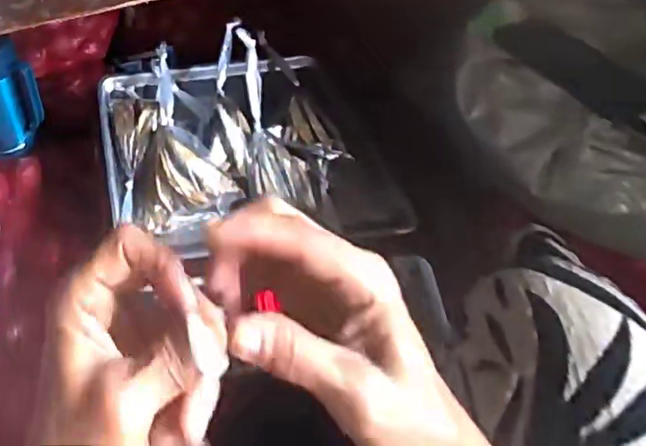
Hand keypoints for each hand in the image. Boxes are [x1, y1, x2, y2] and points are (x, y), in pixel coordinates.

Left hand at [35, 224, 228, 445]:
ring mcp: (133, 330)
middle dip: (192, 332)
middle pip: (168, 281)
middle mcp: (109, 301)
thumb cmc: (80, 444)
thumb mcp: (124, 401)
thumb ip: (169, 359)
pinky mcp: (152, 359)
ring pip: (188, 323)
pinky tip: (182, 432)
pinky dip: (196, 392)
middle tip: (205, 377)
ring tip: (183, 430)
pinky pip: (192, 356)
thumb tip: (210, 327)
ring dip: (197, 376)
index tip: (191, 310)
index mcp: (84, 295)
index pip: (129, 243)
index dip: (164, 264)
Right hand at [206, 199, 487, 445]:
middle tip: (210, 284)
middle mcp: (339, 262)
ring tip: (215, 305)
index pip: (298, 233)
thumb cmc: (411, 422)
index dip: (251, 230)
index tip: (209, 242)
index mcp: (362, 274)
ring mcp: (320, 276)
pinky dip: (238, 283)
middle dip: (238, 241)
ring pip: (263, 242)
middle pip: (277, 222)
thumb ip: (298, 357)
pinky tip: (229, 313)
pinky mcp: (305, 295)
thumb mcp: (360, 397)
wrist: (435, 444)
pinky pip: (261, 271)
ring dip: (233, 262)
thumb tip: (233, 329)